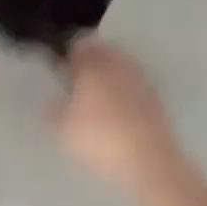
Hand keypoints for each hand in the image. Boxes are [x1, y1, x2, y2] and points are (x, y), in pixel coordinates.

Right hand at [53, 37, 193, 192]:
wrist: (148, 158)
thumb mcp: (66, 130)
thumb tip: (51, 103)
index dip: (68, 55)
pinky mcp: (155, 95)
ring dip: (109, 72)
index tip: (61, 68)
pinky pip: (134, 81)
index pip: (78, 47)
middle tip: (79, 78)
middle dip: (90, 60)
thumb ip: (54, 112)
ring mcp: (140, 78)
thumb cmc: (100, 140)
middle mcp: (118, 65)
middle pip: (102, 51)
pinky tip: (119, 106)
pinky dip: (125, 87)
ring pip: (120, 64)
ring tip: (98, 93)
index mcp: (93, 67)